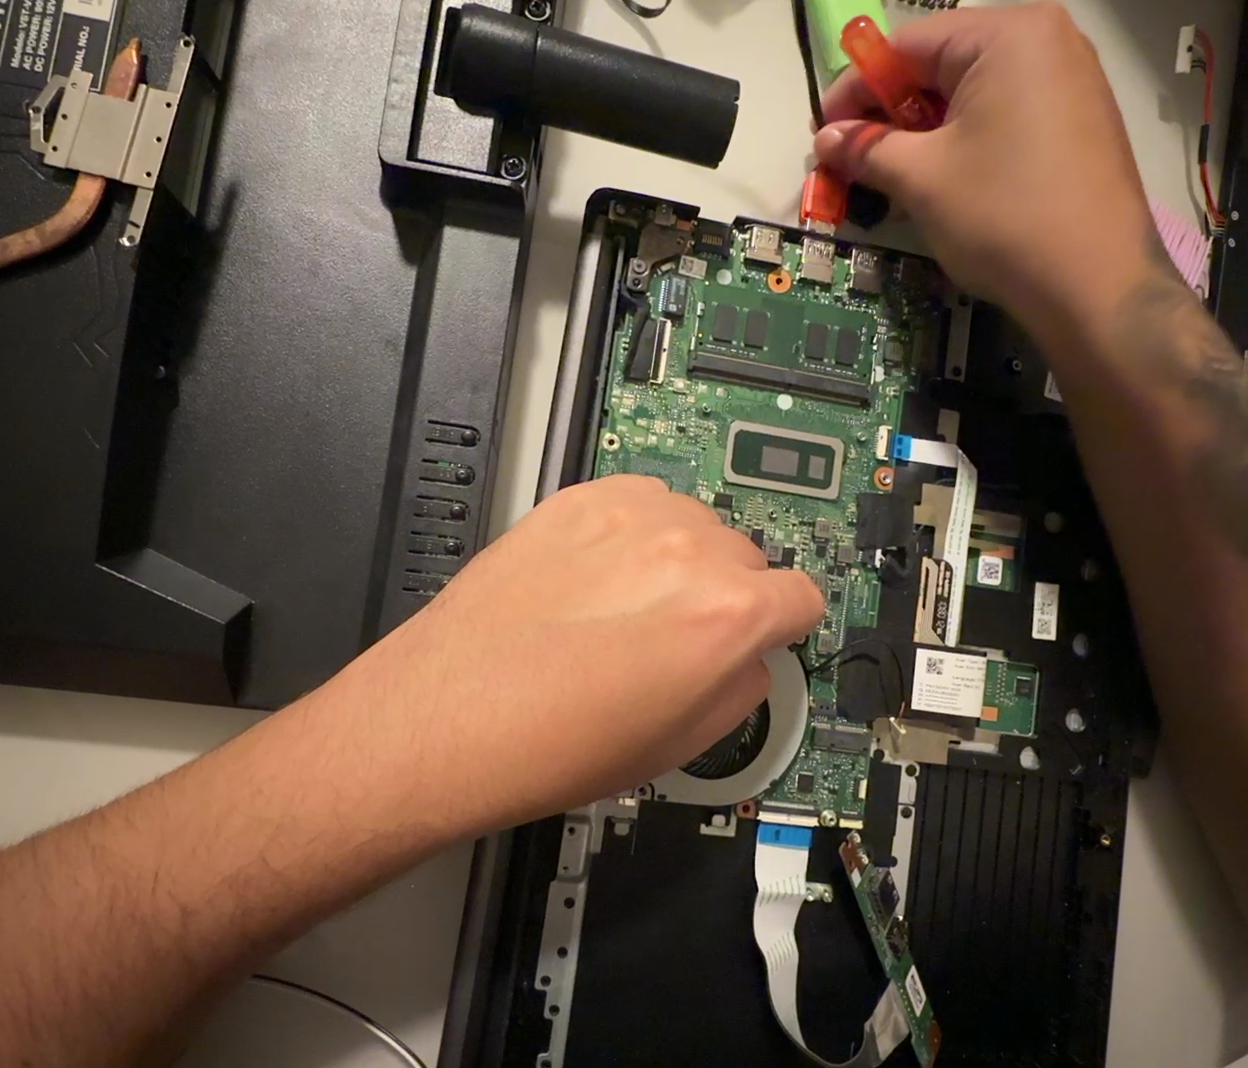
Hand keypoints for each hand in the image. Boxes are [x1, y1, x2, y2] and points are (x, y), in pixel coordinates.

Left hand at [316, 475, 824, 833]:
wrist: (446, 718)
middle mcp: (685, 552)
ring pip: (694, 524)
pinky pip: (640, 501)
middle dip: (728, 594)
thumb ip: (741, 688)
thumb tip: (751, 658)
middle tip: (680, 631)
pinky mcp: (578, 501)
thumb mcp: (679, 747)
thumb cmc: (549, 746)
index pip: (801, 595)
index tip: (767, 631)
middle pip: (748, 556)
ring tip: (628, 604)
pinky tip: (599, 574)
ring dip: (679, 559)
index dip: (786, 623)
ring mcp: (629, 518)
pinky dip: (635, 532)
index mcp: (724, 616)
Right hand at [814, 4, 1156, 334]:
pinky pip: (999, 117)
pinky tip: (938, 185)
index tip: (824, 134)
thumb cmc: (1002, 215)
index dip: (855, 89)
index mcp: (1007, 36)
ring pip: (968, 97)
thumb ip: (866, 149)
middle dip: (888, 115)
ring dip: (919, 135)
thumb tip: (826, 140)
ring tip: (890, 181)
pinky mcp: (1075, 122)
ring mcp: (1068, 81)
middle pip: (939, 66)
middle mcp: (1045, 41)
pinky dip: (959, 145)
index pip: (907, 45)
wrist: (1093, 280)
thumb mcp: (921, 179)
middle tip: (853, 161)